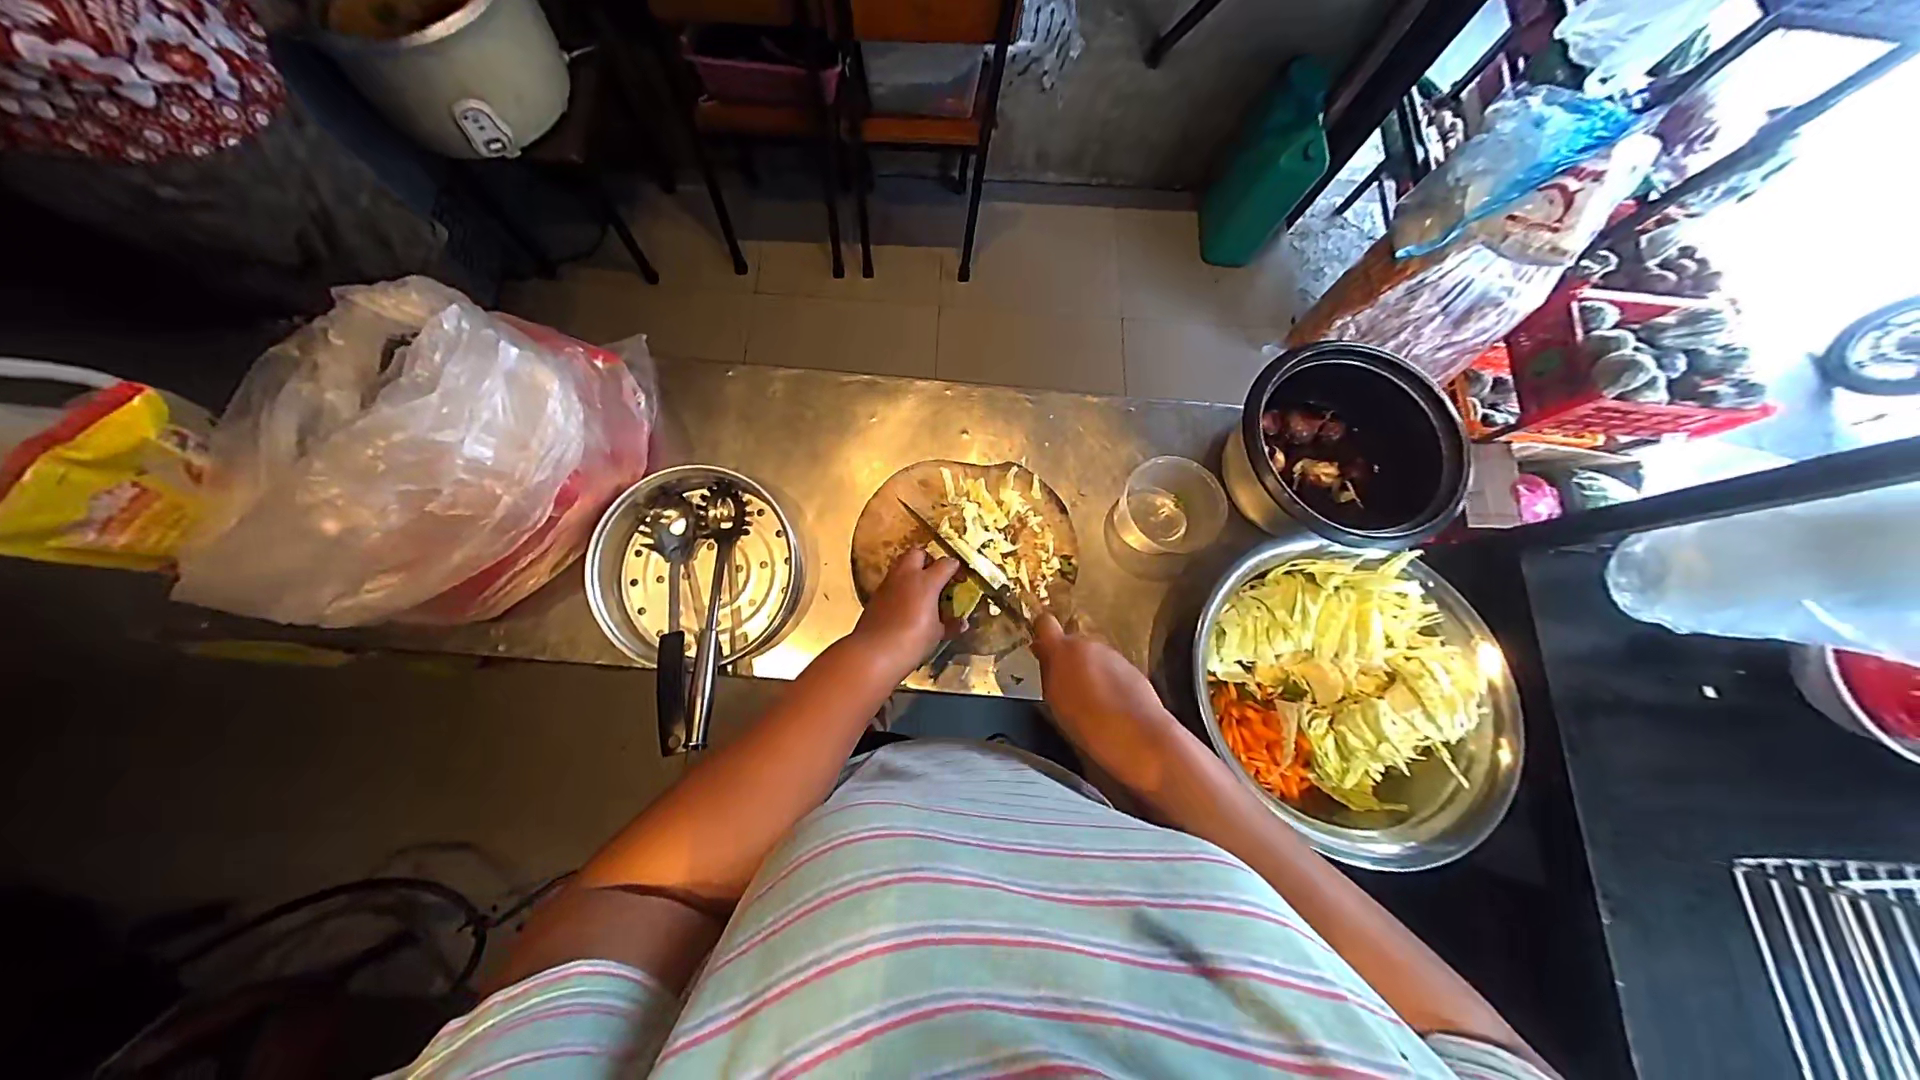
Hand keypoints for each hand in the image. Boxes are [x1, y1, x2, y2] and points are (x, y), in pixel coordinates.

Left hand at [853, 549, 961, 668]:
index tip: (960, 578)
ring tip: (920, 590)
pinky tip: (905, 604)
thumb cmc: (912, 641)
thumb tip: (962, 623)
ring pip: (900, 565)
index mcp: (926, 582)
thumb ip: (950, 625)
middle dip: (928, 559)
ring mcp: (888, 584)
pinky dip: (900, 587)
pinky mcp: (875, 596)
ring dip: (911, 572)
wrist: (874, 652)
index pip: (945, 564)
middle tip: (936, 576)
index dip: (955, 568)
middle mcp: (906, 576)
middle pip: (917, 553)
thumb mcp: (936, 634)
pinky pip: (890, 583)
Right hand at [1031, 612, 1197, 801]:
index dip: (1041, 634)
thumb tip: (1041, 652)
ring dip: (1088, 671)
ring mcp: (1115, 655)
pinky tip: (1109, 707)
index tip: (1039, 649)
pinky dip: (1107, 681)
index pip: (1045, 623)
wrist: (1139, 738)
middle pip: (1072, 643)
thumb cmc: (1088, 722)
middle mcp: (1091, 644)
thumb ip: (1047, 670)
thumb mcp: (1054, 699)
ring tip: (1088, 702)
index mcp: (1064, 649)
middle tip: (1063, 687)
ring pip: (1093, 657)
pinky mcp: (1133, 669)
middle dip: (1067, 659)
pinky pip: (1111, 670)